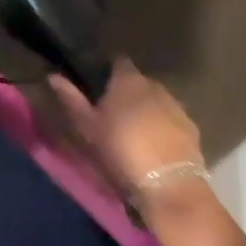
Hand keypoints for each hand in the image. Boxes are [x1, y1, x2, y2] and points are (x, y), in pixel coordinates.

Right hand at [49, 63, 202, 197]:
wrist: (167, 184)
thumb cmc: (120, 149)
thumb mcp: (87, 127)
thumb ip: (71, 99)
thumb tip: (53, 76)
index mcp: (128, 80)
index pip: (118, 61)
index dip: (107, 70)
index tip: (96, 84)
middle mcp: (156, 86)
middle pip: (139, 82)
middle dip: (127, 92)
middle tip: (111, 112)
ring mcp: (178, 106)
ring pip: (157, 101)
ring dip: (146, 109)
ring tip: (133, 131)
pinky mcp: (192, 128)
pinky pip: (171, 119)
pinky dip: (162, 126)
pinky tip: (153, 145)